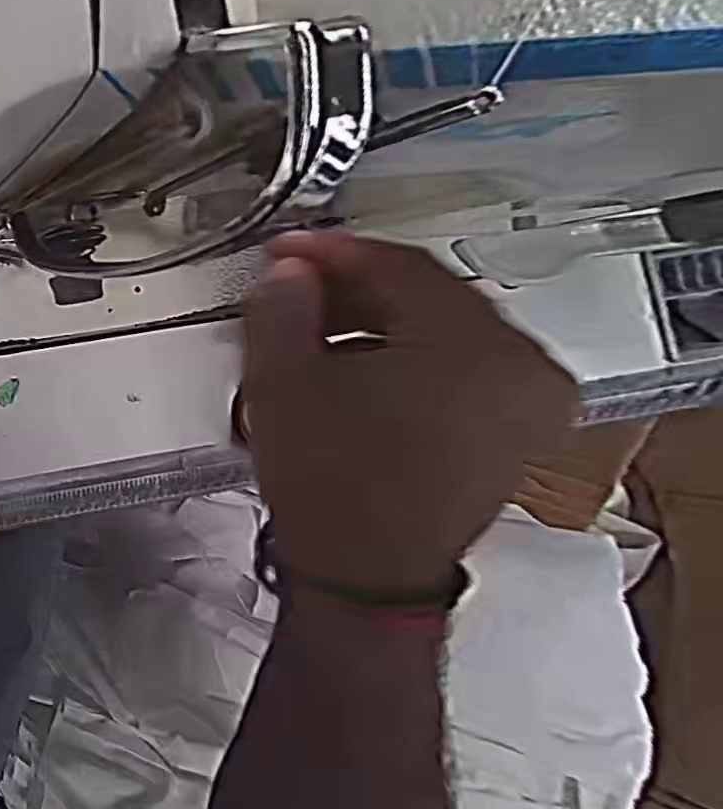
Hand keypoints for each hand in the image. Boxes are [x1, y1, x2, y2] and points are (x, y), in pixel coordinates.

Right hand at [242, 232, 577, 598]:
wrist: (362, 561)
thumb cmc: (327, 478)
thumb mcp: (280, 382)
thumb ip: (280, 311)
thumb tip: (290, 272)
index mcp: (472, 350)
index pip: (401, 267)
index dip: (332, 250)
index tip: (287, 248)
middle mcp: (522, 368)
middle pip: (430, 293)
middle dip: (352, 283)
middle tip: (294, 282)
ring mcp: (528, 398)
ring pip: (444, 325)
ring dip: (375, 315)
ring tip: (312, 325)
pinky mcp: (515, 423)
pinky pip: (457, 359)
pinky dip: (402, 346)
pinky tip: (350, 359)